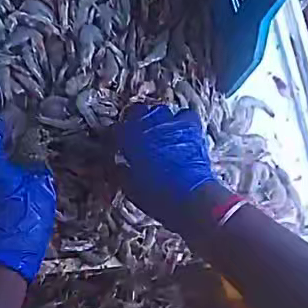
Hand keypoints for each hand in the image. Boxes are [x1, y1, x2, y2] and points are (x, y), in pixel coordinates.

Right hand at [114, 104, 221, 234]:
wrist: (191, 197)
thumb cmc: (158, 195)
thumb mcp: (131, 188)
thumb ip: (121, 172)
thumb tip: (119, 166)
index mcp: (130, 139)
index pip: (117, 128)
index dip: (116, 135)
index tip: (116, 142)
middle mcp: (149, 127)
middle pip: (137, 111)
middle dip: (134, 119)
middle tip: (134, 132)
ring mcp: (171, 125)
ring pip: (160, 110)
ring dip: (157, 118)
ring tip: (156, 129)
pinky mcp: (192, 129)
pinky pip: (184, 115)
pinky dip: (180, 121)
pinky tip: (178, 131)